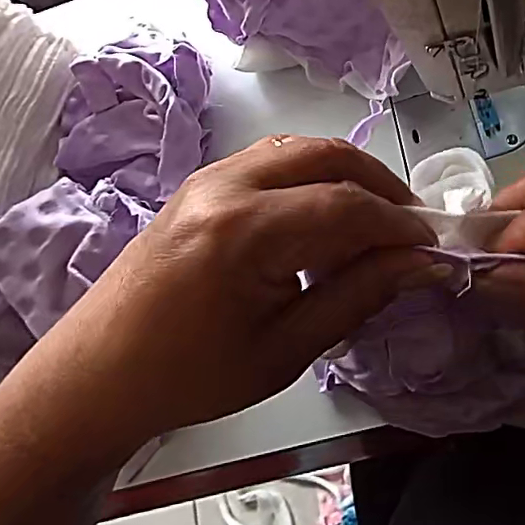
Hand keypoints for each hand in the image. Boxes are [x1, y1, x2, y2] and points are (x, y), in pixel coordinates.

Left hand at [28, 135, 445, 448]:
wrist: (94, 375)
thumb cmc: (188, 377)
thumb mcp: (285, 349)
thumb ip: (358, 295)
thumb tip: (420, 264)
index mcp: (244, 231)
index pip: (346, 206)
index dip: (397, 224)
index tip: (431, 248)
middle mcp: (227, 184)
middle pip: (328, 156)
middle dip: (380, 185)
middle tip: (408, 226)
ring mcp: (209, 176)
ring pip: (301, 148)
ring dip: (347, 174)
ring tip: (373, 218)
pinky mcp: (202, 182)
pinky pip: (273, 158)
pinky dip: (313, 174)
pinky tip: (323, 213)